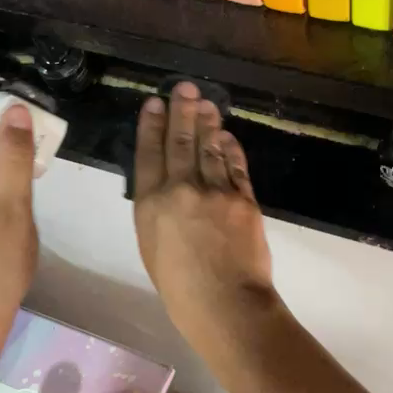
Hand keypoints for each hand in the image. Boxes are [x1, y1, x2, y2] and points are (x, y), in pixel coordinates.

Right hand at [133, 82, 275, 335]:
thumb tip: (168, 189)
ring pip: (210, 148)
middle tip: (185, 88)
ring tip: (206, 103)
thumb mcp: (152, 248)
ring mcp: (214, 192)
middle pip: (181, 143)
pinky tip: (226, 135)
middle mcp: (180, 190)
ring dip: (208, 123)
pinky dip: (230, 148)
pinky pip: (235, 166)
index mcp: (150, 205)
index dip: (152, 126)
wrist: (224, 304)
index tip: (154, 104)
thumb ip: (158, 214)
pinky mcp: (243, 198)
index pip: (149, 155)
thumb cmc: (180, 289)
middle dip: (182, 112)